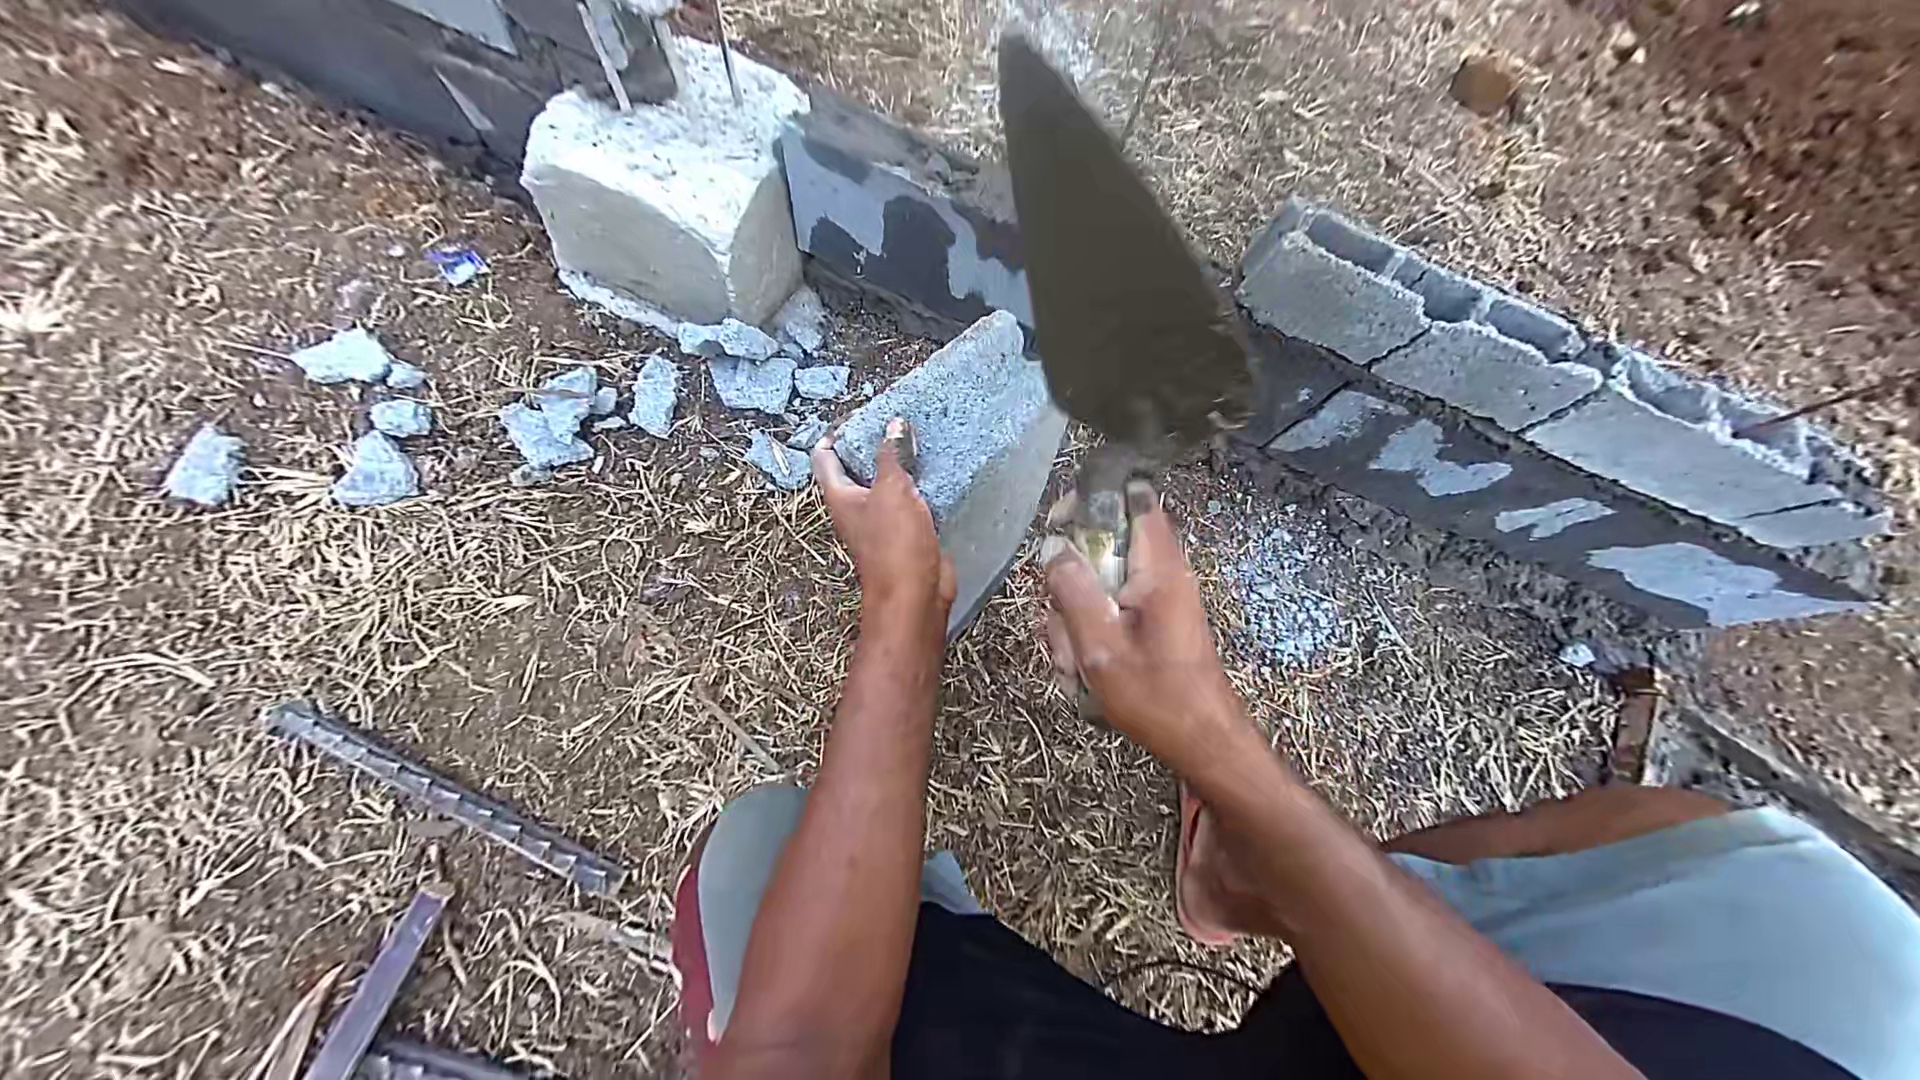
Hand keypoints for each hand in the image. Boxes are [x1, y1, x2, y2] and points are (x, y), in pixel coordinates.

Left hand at [812, 418, 957, 627]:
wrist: (915, 594)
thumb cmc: (894, 543)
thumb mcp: (891, 489)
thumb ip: (892, 454)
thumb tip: (895, 425)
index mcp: (840, 496)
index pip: (826, 457)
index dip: (836, 434)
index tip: (860, 416)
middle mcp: (857, 507)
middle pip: (858, 468)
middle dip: (874, 444)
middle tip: (896, 422)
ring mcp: (882, 521)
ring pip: (887, 484)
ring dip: (901, 465)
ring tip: (919, 438)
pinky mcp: (908, 532)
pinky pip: (911, 501)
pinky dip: (920, 485)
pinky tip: (936, 470)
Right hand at [1045, 480, 1250, 769]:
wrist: (1202, 743)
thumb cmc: (1155, 696)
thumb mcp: (1101, 646)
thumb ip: (1073, 591)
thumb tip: (1053, 546)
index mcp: (1158, 568)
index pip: (1134, 500)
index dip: (1093, 500)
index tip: (1057, 523)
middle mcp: (1162, 575)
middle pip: (1104, 548)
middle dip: (1070, 581)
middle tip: (1060, 624)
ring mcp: (1157, 600)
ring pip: (1100, 585)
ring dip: (1075, 619)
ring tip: (1074, 663)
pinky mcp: (1151, 622)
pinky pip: (1109, 611)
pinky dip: (1090, 635)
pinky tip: (1084, 670)